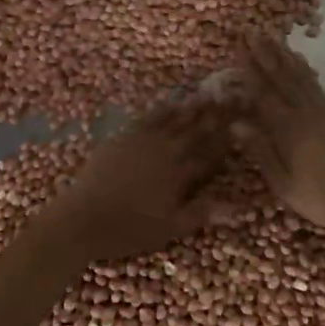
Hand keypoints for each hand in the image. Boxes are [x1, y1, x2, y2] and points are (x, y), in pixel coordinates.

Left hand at [40, 105, 226, 262]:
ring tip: (205, 96)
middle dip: (213, 116)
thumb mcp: (168, 229)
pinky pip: (148, 118)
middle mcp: (164, 152)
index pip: (208, 154)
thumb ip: (200, 214)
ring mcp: (142, 141)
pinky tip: (170, 103)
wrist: (83, 217)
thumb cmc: (128, 229)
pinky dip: (162, 109)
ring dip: (190, 108)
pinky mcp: (122, 137)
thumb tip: (235, 207)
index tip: (241, 125)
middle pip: (193, 131)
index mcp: (178, 175)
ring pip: (172, 120)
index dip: (224, 140)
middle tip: (229, 99)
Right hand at [235, 37, 324, 239]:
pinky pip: (316, 86)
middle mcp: (306, 113)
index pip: (263, 93)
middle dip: (266, 54)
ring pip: (301, 78)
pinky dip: (305, 71)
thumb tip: (235, 122)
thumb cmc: (316, 197)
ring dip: (285, 57)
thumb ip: (259, 148)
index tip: (238, 49)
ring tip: (274, 39)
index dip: (249, 70)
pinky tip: (300, 63)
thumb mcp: (281, 180)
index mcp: (288, 128)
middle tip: (253, 33)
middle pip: (282, 77)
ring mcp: (324, 113)